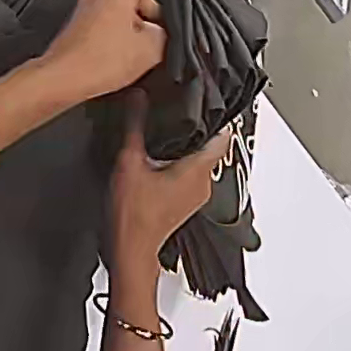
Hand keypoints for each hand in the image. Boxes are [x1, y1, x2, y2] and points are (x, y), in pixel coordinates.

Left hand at [37, 0, 167, 104]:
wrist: (63, 78)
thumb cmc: (101, 61)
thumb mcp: (151, 49)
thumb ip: (163, 35)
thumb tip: (159, 34)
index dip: (158, 20)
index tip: (162, 36)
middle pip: (128, 12)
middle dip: (138, 32)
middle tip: (145, 52)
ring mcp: (80, 15)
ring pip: (111, 26)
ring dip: (120, 42)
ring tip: (125, 63)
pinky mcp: (70, 33)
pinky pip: (95, 38)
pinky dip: (103, 49)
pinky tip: (107, 67)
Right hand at [107, 90, 229, 272]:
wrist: (129, 250)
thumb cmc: (133, 216)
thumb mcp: (129, 162)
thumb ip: (134, 125)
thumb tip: (138, 99)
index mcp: (198, 171)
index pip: (222, 135)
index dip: (215, 114)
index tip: (205, 99)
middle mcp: (203, 184)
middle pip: (208, 146)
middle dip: (194, 128)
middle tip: (177, 108)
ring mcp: (194, 196)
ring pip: (197, 161)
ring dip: (184, 146)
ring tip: (164, 129)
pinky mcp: (182, 203)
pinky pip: (187, 175)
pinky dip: (177, 163)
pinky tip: (156, 158)